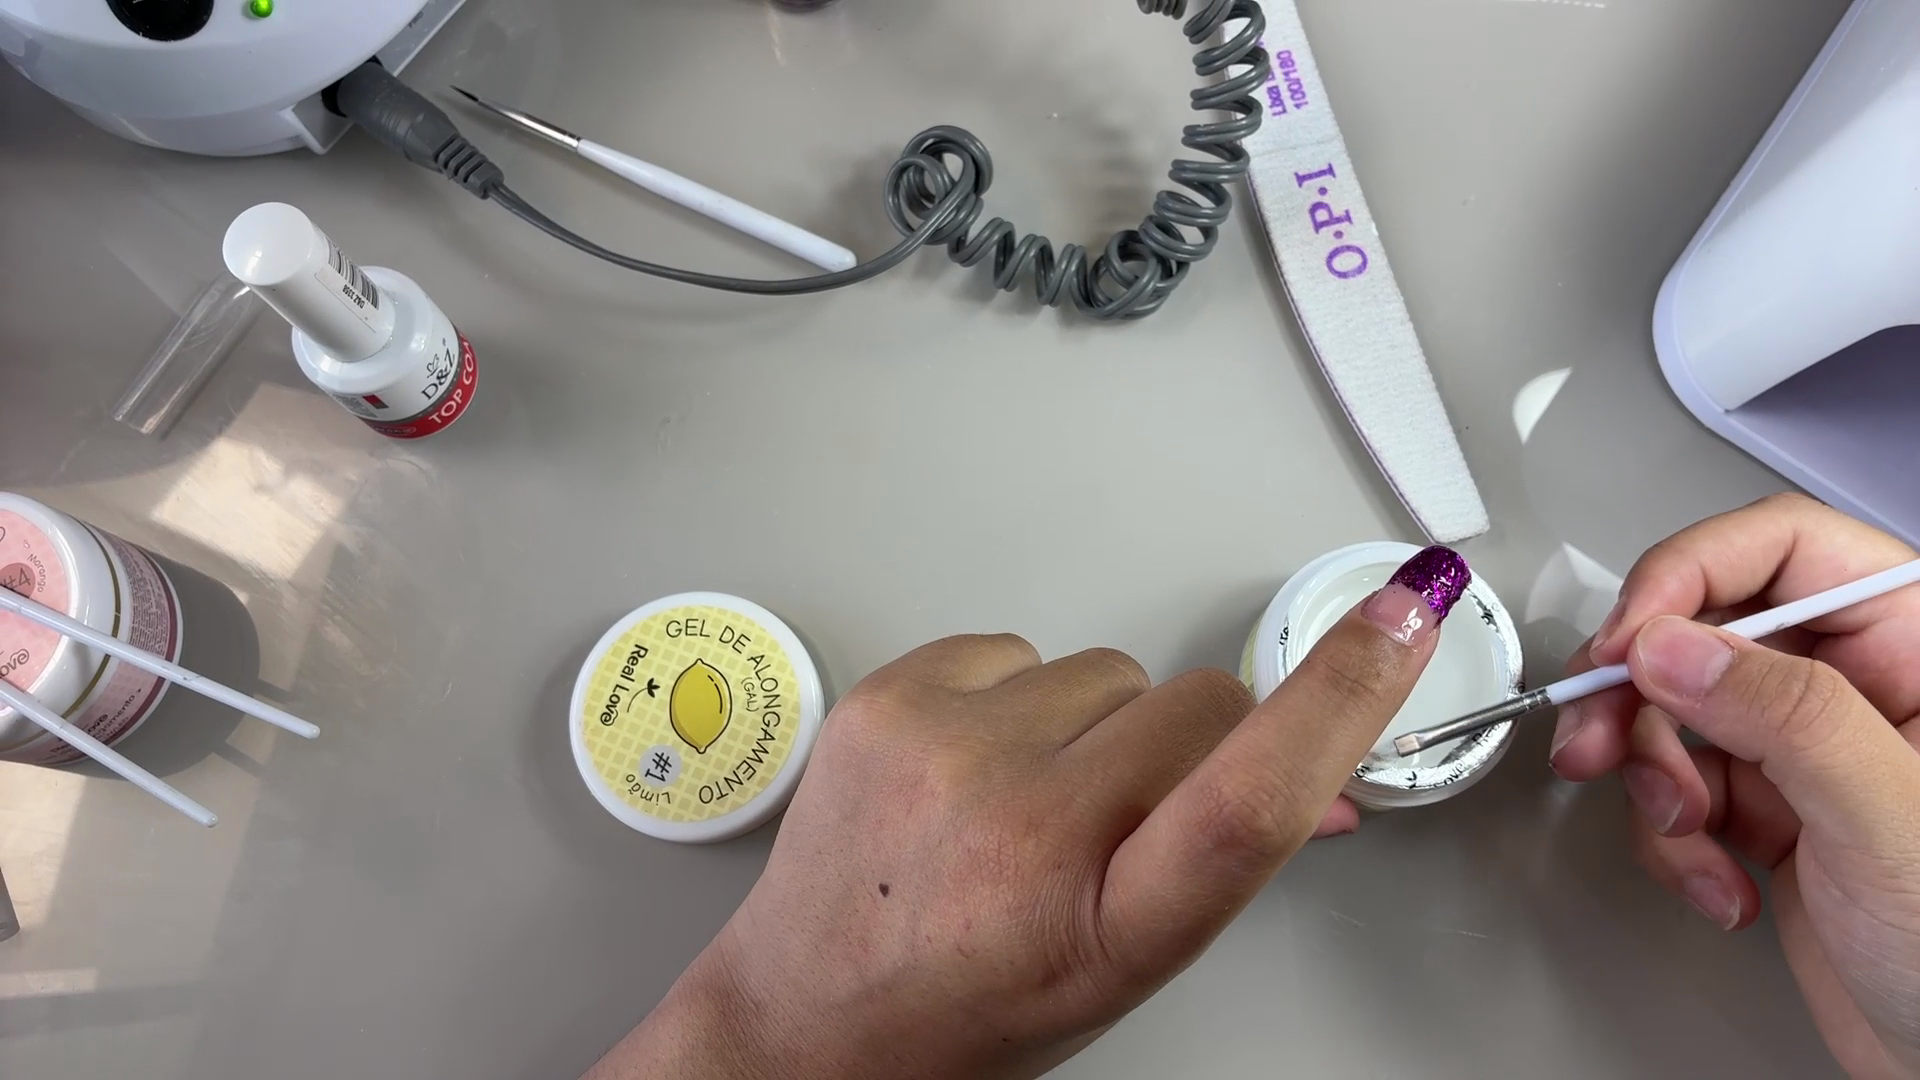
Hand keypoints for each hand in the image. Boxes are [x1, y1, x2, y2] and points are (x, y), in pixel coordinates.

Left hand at [588, 548, 1467, 1078]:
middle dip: (1186, 734)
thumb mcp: (1122, 952)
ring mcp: (943, 748)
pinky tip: (970, 759)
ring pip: (1101, 666)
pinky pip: (1014, 647)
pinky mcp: (892, 695)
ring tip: (1022, 790)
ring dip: (1091, 717)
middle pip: (1190, 700)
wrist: (808, 1008)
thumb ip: (1217, 852)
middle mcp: (1020, 825)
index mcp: (1101, 919)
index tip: (1401, 615)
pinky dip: (1016, 692)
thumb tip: (1315, 772)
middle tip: (1111, 799)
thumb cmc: (970, 1002)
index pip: (1249, 793)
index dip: (1342, 695)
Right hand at [1550, 495, 1919, 1077]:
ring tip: (1687, 841)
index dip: (1690, 575)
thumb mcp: (1899, 832)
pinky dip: (1668, 833)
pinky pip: (1669, 779)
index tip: (1625, 645)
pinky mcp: (1760, 802)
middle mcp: (1861, 689)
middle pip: (1696, 634)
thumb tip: (1659, 643)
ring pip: (1667, 711)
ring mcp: (1805, 749)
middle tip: (1598, 749)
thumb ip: (1789, 721)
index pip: (1787, 550)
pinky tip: (1718, 883)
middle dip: (1636, 700)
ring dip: (1650, 778)